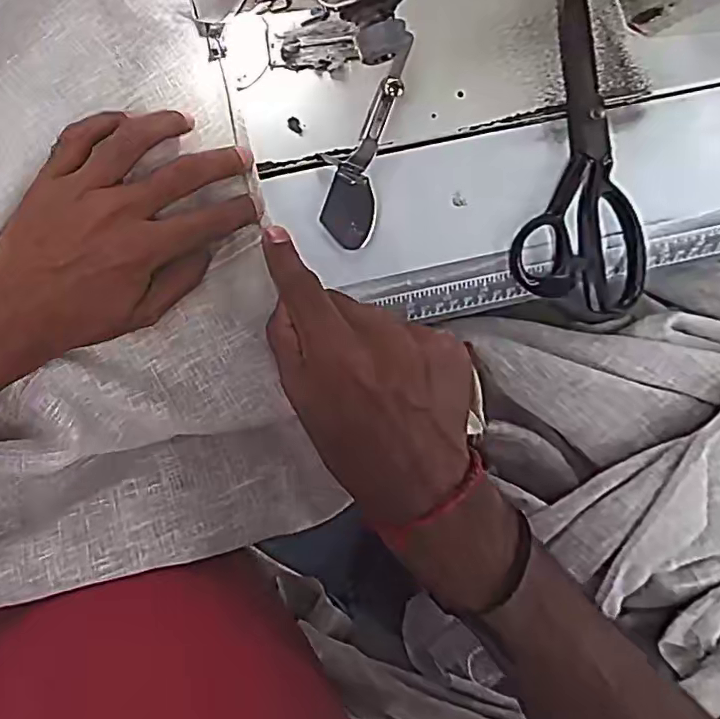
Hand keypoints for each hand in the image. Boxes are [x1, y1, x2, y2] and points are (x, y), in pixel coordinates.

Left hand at [0, 110, 258, 375]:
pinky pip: (76, 138)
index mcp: (140, 248)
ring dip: (163, 125)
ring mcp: (81, 190)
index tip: (247, 204)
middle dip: (220, 163)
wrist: (11, 313)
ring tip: (182, 121)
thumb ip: (177, 282)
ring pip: (130, 141)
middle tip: (237, 157)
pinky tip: (120, 120)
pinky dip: (100, 122)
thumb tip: (204, 253)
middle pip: (181, 173)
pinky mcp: (50, 180)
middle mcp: (115, 211)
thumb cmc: (70, 318)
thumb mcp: (136, 315)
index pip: (203, 220)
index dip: (235, 211)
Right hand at [260, 225, 477, 522]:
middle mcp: (376, 337)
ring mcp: (415, 338)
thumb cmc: (356, 449)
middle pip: (340, 303)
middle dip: (333, 323)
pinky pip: (409, 330)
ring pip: (376, 317)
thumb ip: (286, 345)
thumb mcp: (301, 400)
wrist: (420, 482)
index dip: (284, 260)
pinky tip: (404, 380)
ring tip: (376, 380)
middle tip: (338, 365)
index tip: (275, 236)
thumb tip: (284, 307)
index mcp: (334, 351)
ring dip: (370, 338)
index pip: (303, 289)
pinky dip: (402, 348)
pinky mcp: (444, 344)